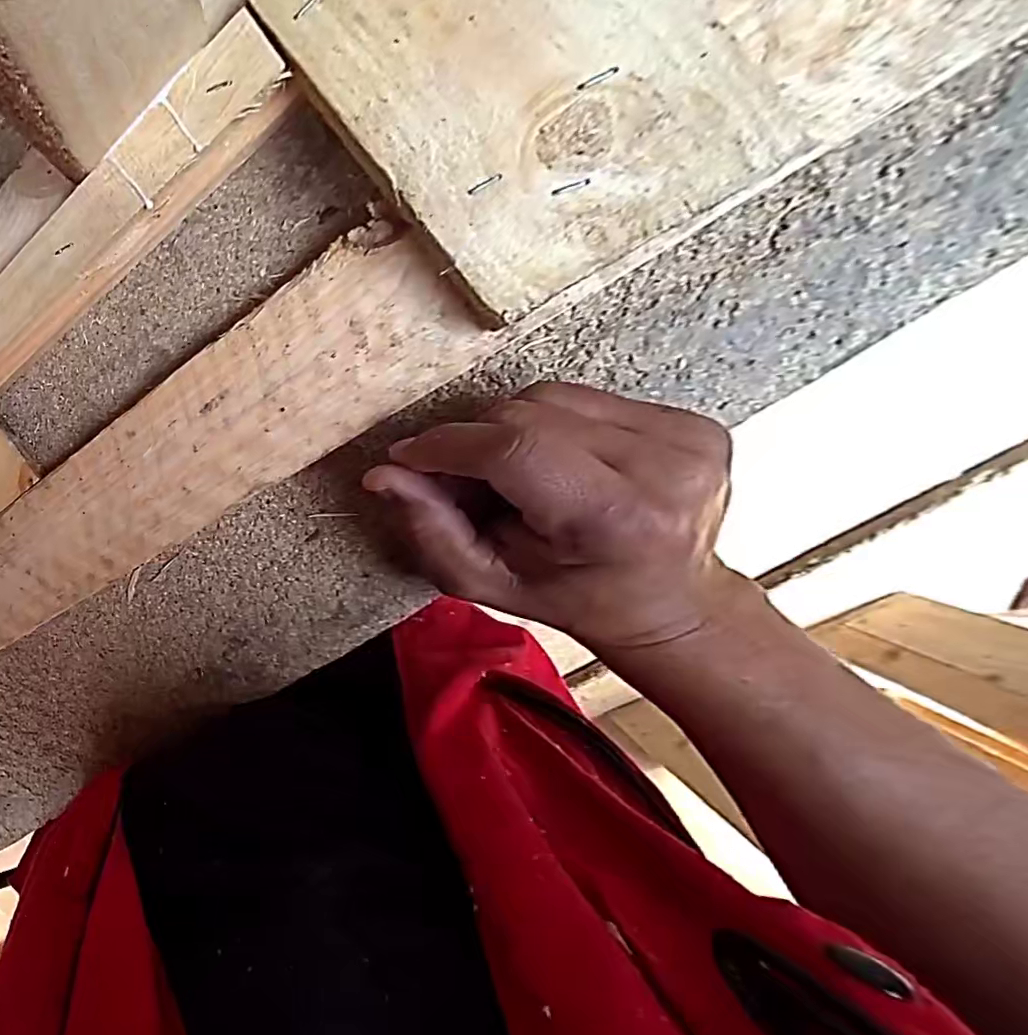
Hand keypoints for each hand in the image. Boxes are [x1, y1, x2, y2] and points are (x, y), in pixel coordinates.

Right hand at [363, 382, 754, 651]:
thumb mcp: (483, 579)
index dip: (446, 446)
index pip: (513, 449)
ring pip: (548, 397)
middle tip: (457, 482)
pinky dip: (543, 424)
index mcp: (615, 518)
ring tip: (507, 476)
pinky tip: (547, 462)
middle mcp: (663, 467)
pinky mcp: (688, 421)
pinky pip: (580, 398)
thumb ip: (429, 526)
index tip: (406, 458)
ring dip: (503, 430)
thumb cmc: (567, 597)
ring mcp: (684, 437)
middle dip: (470, 442)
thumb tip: (382, 475)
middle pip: (525, 414)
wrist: (667, 601)